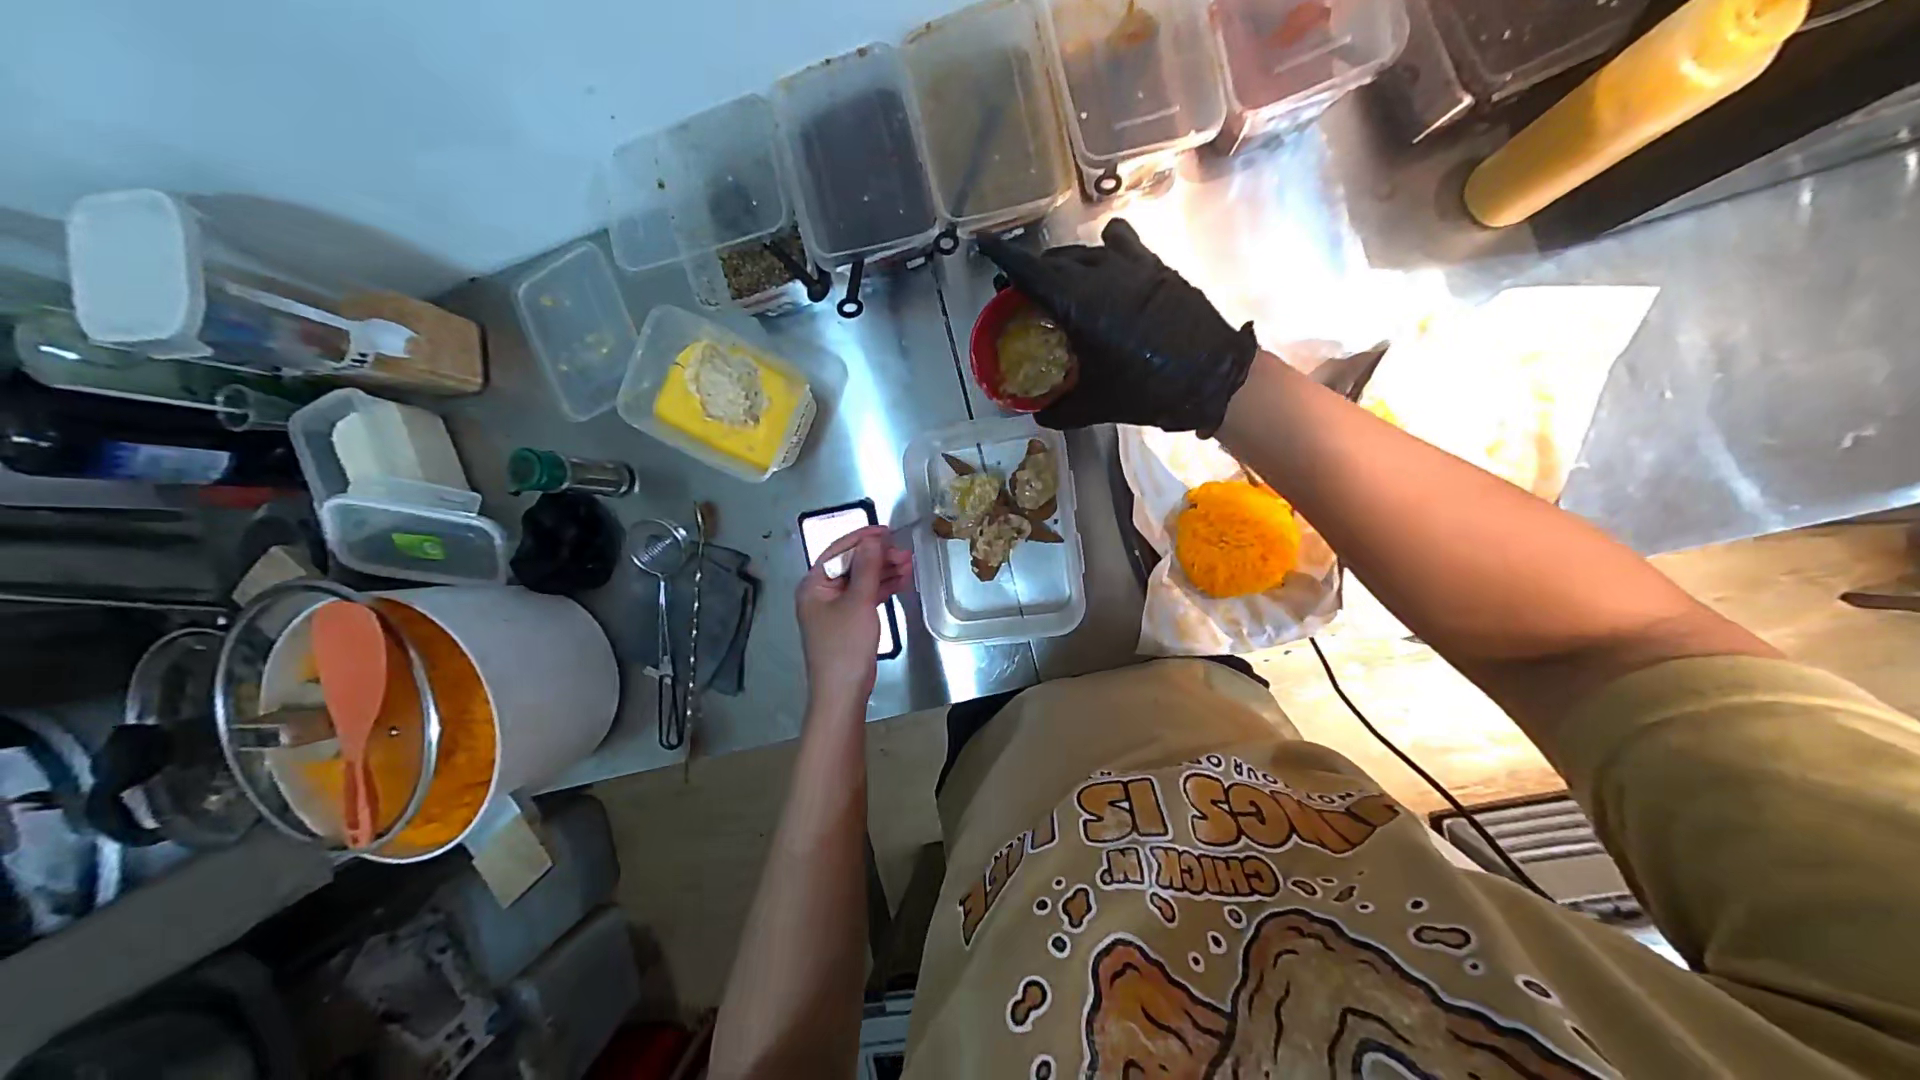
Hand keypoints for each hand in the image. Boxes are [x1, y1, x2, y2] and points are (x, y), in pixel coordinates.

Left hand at [795, 526, 912, 715]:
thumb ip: (867, 567)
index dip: (863, 537)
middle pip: (851, 564)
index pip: (838, 550)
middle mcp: (820, 593)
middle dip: (877, 556)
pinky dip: (881, 588)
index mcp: (813, 584)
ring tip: (908, 565)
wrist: (842, 692)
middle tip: (904, 552)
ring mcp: (834, 608)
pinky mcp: (847, 621)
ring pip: (860, 580)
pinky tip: (900, 581)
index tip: (887, 531)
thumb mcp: (859, 602)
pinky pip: (865, 596)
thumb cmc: (845, 646)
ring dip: (883, 571)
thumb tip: (873, 539)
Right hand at [978, 218, 1257, 435]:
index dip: (1001, 256)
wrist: (1212, 377)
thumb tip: (1037, 414)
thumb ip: (1059, 409)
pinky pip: (1118, 243)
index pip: (1027, 270)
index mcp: (1076, 304)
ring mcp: (1129, 264)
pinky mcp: (1154, 264)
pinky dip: (1103, 251)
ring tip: (1063, 282)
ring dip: (1066, 262)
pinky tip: (1106, 270)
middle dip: (1032, 270)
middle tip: (1021, 289)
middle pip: (1052, 259)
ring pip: (1083, 250)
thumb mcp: (1095, 405)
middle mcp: (1099, 274)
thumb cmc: (1147, 390)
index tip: (982, 245)